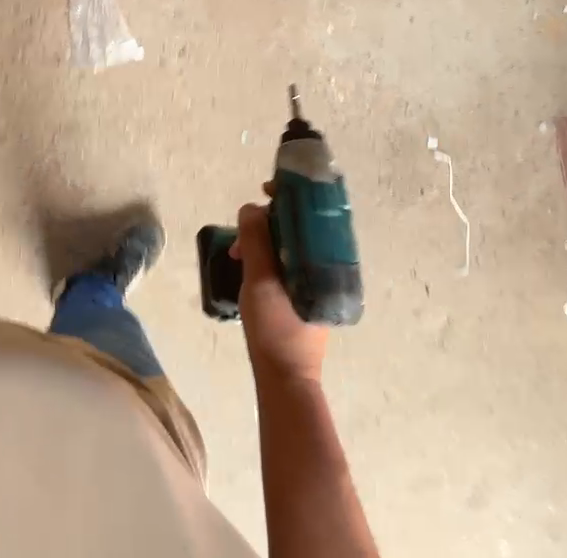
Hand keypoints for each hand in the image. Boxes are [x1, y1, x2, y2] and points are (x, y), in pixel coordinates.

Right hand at [233, 197, 329, 381]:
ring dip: (263, 242)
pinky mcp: (308, 295)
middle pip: (299, 228)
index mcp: (325, 260)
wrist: (286, 376)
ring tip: (238, 256)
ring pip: (291, 246)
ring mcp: (319, 282)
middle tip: (240, 238)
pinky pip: (289, 262)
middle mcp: (328, 267)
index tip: (265, 190)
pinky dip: (269, 257)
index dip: (290, 195)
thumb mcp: (259, 280)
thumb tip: (251, 208)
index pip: (313, 213)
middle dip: (266, 223)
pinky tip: (249, 268)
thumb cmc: (275, 328)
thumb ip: (255, 241)